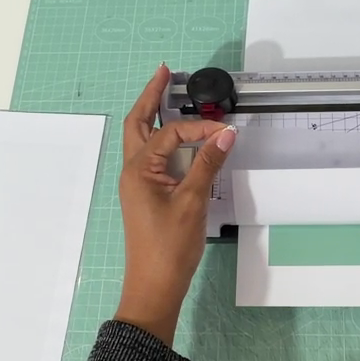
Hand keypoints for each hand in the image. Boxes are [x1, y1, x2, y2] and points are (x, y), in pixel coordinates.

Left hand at [114, 65, 235, 344]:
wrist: (155, 287)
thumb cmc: (170, 246)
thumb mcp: (193, 201)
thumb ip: (208, 164)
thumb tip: (226, 133)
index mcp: (139, 169)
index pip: (170, 133)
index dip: (199, 128)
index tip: (226, 131)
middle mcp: (133, 171)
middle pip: (138, 123)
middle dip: (151, 96)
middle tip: (164, 72)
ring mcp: (138, 183)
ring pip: (142, 139)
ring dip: (153, 116)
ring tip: (165, 93)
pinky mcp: (146, 195)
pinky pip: (153, 157)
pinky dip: (164, 140)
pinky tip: (177, 137)